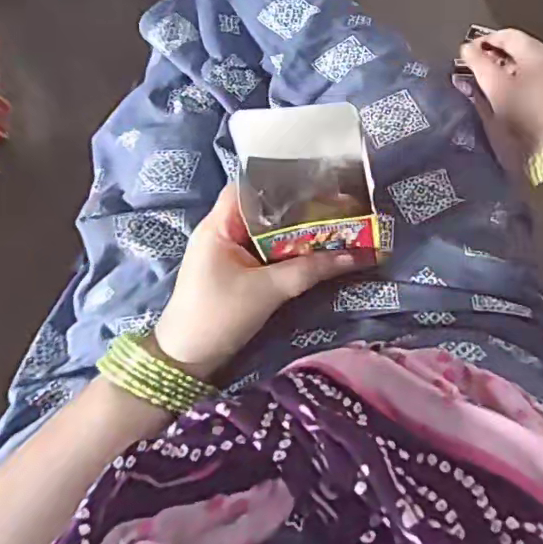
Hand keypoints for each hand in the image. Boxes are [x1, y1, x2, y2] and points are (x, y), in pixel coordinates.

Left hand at [152, 183, 371, 380]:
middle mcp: (221, 231)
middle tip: (337, 206)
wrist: (185, 362)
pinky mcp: (234, 271)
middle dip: (299, 209)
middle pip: (263, 209)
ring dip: (297, 232)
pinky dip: (288, 251)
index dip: (282, 181)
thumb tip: (357, 256)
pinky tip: (314, 251)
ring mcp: (227, 252)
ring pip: (267, 232)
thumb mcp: (268, 291)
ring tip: (334, 225)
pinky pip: (265, 251)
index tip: (316, 182)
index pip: (249, 186)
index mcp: (218, 225)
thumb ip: (310, 270)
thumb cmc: (218, 317)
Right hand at [458, 29, 542, 160]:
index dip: (484, 40)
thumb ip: (478, 65)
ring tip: (486, 80)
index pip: (507, 35)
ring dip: (504, 67)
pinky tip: (504, 93)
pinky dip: (516, 78)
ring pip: (525, 63)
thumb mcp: (495, 88)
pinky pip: (533, 77)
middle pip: (518, 47)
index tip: (466, 53)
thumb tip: (467, 49)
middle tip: (474, 66)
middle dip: (493, 54)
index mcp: (536, 53)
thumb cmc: (523, 115)